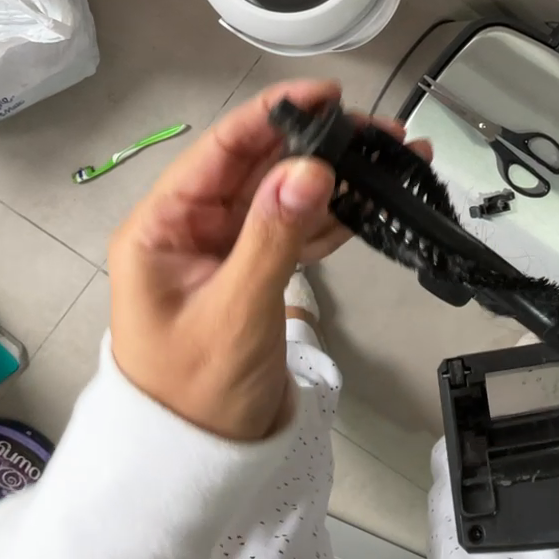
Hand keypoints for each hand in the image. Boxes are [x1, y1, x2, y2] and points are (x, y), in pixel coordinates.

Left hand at [106, 79, 423, 440]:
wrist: (197, 465)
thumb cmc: (195, 394)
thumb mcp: (234, 313)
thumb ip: (272, 236)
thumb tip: (312, 167)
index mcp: (164, 225)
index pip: (220, 150)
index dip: (273, 114)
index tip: (328, 93)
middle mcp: (195, 224)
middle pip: (262, 164)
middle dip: (320, 142)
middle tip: (381, 130)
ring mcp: (230, 245)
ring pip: (288, 192)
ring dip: (339, 175)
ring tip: (394, 156)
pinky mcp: (258, 266)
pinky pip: (299, 227)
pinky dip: (337, 213)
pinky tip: (375, 196)